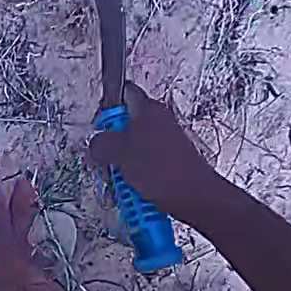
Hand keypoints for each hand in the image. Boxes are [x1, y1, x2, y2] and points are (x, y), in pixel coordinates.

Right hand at [86, 82, 216, 219]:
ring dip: (120, 163)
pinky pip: (144, 163)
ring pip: (133, 147)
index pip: (124, 93)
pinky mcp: (170, 161)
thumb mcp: (118, 153)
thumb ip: (100, 144)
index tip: (99, 125)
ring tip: (117, 179)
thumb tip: (95, 144)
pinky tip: (130, 189)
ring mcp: (166, 142)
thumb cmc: (163, 171)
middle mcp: (159, 121)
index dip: (107, 107)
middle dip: (111, 143)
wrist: (195, 198)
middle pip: (125, 124)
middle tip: (103, 157)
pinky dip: (134, 174)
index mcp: (148, 110)